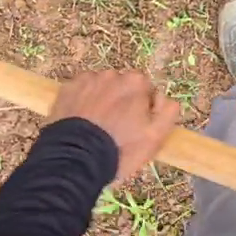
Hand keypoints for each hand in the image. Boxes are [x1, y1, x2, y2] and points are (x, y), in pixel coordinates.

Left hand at [47, 71, 180, 180]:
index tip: (136, 127)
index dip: (143, 109)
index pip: (146, 91)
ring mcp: (87, 80)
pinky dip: (83, 102)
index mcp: (137, 82)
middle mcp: (112, 74)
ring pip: (102, 88)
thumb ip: (169, 111)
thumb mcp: (156, 136)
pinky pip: (81, 91)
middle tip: (116, 128)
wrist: (75, 160)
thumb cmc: (121, 148)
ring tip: (97, 127)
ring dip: (102, 101)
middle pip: (123, 87)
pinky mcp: (67, 89)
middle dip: (122, 102)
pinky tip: (82, 121)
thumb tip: (164, 98)